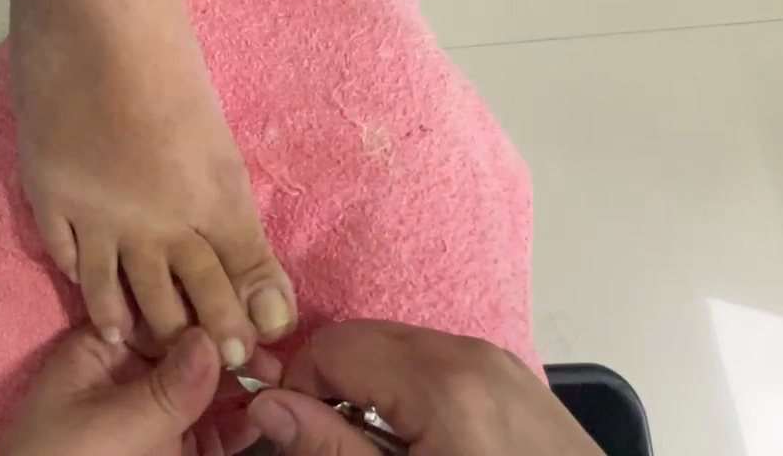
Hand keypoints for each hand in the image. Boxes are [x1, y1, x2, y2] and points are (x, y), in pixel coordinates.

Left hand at [0, 327, 260, 455]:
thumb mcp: (111, 425)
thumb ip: (165, 387)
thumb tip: (213, 336)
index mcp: (103, 346)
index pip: (158, 311)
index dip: (202, 307)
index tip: (248, 309)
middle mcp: (129, 371)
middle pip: (187, 347)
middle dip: (229, 345)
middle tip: (276, 349)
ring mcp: (150, 413)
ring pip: (204, 387)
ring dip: (241, 384)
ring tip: (281, 379)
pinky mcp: (168, 450)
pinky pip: (207, 430)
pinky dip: (236, 425)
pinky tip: (266, 416)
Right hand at [9, 0, 295, 367]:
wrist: (90, 4)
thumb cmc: (158, 38)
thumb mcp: (205, 111)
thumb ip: (212, 177)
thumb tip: (217, 223)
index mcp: (215, 188)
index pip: (244, 275)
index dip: (255, 315)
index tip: (260, 340)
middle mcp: (162, 217)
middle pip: (189, 299)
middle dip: (209, 336)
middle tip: (217, 364)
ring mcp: (100, 212)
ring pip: (126, 296)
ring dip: (144, 326)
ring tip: (150, 347)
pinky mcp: (50, 195)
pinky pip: (70, 261)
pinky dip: (85, 286)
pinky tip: (93, 303)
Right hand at [246, 321, 604, 455]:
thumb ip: (332, 449)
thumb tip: (266, 407)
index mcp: (442, 382)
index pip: (332, 345)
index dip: (302, 387)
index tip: (302, 435)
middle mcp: (469, 352)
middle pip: (362, 337)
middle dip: (335, 384)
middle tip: (340, 444)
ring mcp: (498, 360)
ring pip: (397, 347)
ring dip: (373, 387)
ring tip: (387, 449)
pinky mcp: (516, 377)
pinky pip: (437, 360)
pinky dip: (412, 389)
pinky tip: (428, 441)